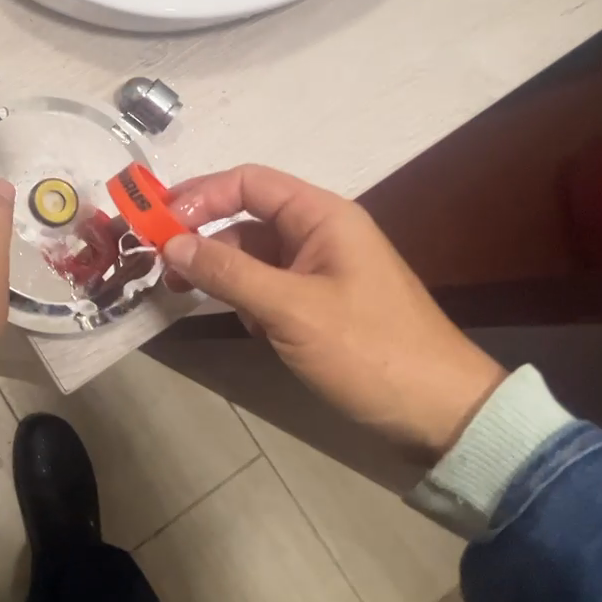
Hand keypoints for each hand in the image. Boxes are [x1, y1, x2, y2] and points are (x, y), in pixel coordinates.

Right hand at [160, 165, 506, 462]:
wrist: (444, 418)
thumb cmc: (369, 350)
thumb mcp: (289, 309)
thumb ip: (225, 272)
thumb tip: (168, 244)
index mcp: (322, 216)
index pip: (247, 182)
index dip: (199, 196)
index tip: (158, 222)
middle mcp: (318, 233)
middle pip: (243, 216)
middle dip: (200, 234)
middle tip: (157, 258)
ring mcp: (318, 269)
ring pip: (250, 253)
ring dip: (216, 268)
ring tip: (181, 291)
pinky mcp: (317, 302)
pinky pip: (264, 283)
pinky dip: (241, 295)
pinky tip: (237, 320)